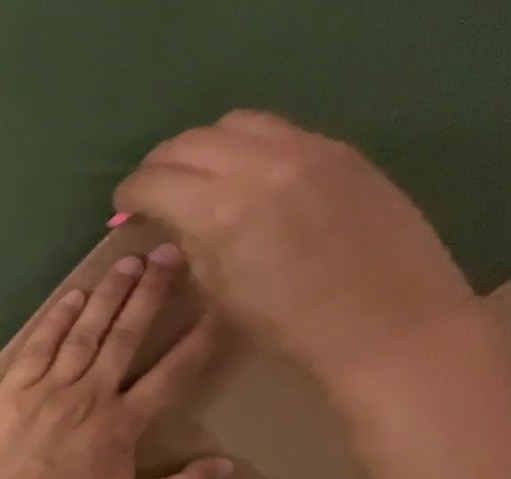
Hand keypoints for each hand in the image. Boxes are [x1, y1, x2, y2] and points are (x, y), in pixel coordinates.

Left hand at [0, 246, 230, 478]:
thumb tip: (227, 468)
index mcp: (124, 424)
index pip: (172, 373)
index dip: (196, 341)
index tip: (216, 309)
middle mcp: (90, 396)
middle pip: (126, 336)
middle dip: (151, 293)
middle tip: (170, 254)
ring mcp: (47, 390)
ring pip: (84, 333)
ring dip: (108, 295)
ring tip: (129, 262)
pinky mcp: (10, 392)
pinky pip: (37, 347)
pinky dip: (56, 320)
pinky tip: (72, 297)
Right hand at [114, 110, 481, 390]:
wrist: (385, 320)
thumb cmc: (285, 321)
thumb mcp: (213, 287)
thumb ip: (186, 240)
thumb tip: (165, 218)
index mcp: (220, 211)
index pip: (151, 181)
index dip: (128, 196)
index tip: (124, 212)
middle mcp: (260, 167)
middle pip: (186, 142)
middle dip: (159, 167)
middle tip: (154, 194)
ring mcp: (307, 151)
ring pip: (232, 124)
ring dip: (203, 148)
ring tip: (201, 179)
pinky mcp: (340, 150)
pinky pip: (276, 131)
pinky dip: (246, 146)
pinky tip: (247, 178)